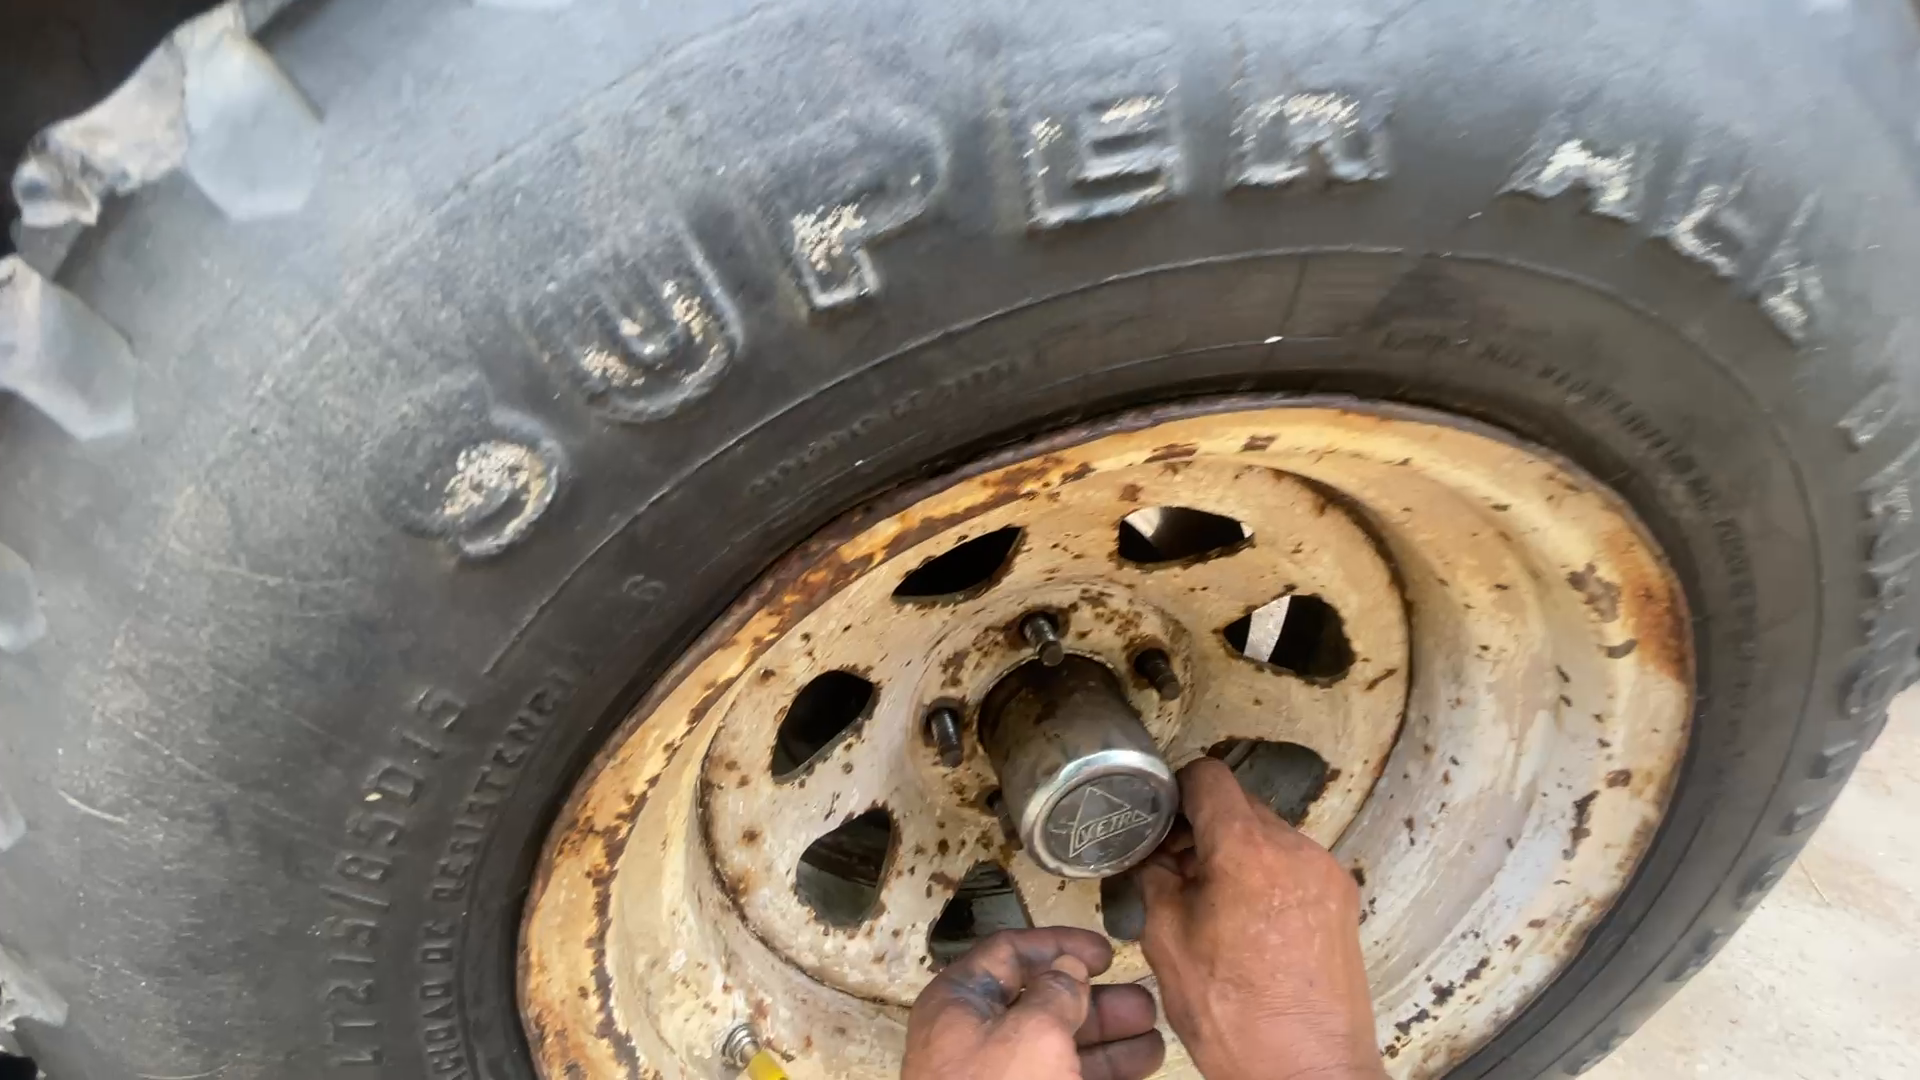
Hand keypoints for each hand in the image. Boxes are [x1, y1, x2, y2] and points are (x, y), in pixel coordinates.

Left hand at [902, 927, 1165, 1079]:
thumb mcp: (1032, 1033)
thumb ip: (1056, 993)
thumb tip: (1068, 967)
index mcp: (961, 1001)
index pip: (1010, 952)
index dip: (1058, 945)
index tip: (1105, 952)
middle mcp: (976, 1037)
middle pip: (1042, 1003)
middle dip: (1096, 1002)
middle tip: (1145, 1003)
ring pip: (1060, 1048)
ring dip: (1109, 1041)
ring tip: (1155, 1039)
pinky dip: (1102, 1075)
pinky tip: (1140, 1069)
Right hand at [1137, 759, 1385, 1079]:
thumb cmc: (1235, 1016)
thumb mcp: (1167, 940)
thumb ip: (1155, 879)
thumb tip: (1152, 856)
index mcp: (1246, 850)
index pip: (1208, 776)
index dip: (1176, 787)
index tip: (1161, 814)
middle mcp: (1294, 849)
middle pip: (1238, 802)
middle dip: (1202, 823)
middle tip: (1176, 863)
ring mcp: (1325, 873)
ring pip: (1266, 831)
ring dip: (1234, 848)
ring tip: (1211, 896)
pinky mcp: (1342, 900)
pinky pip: (1291, 860)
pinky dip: (1263, 870)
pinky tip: (1245, 915)